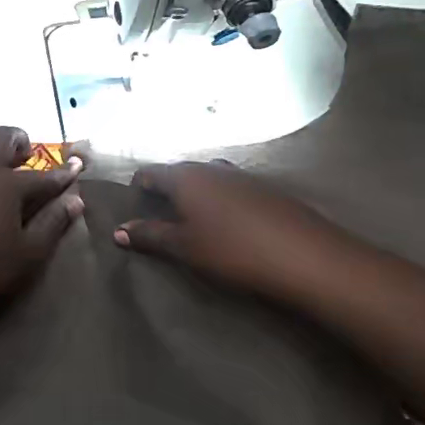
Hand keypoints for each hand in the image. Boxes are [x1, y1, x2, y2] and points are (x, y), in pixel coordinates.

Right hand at [113, 161, 348, 297]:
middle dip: (165, 190)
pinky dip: (220, 200)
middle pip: (178, 172)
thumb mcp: (185, 247)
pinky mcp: (267, 189)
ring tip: (193, 221)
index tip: (134, 208)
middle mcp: (211, 167)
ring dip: (195, 194)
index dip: (138, 187)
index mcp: (185, 177)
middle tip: (160, 217)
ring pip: (207, 178)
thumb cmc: (233, 250)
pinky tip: (228, 224)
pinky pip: (231, 187)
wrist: (306, 257)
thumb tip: (117, 231)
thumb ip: (150, 236)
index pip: (150, 172)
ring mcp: (242, 175)